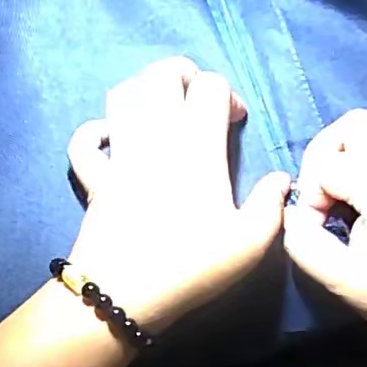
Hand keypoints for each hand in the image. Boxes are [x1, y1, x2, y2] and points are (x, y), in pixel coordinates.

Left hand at [64, 58, 291, 329]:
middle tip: (197, 100)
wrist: (123, 293)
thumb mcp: (249, 243)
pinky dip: (95, 131)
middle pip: (161, 73)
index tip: (235, 122)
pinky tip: (111, 140)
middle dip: (183, 74)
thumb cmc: (191, 265)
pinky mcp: (94, 177)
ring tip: (161, 111)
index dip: (227, 95)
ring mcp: (119, 154)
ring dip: (143, 91)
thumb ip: (270, 205)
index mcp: (198, 145)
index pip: (210, 86)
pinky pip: (84, 140)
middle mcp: (155, 136)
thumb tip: (282, 180)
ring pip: (122, 93)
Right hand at [282, 109, 366, 366]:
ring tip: (348, 189)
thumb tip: (295, 219)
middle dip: (326, 157)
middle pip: (355, 125)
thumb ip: (305, 244)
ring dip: (357, 149)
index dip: (309, 198)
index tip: (317, 231)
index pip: (327, 166)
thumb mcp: (344, 281)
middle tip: (322, 199)